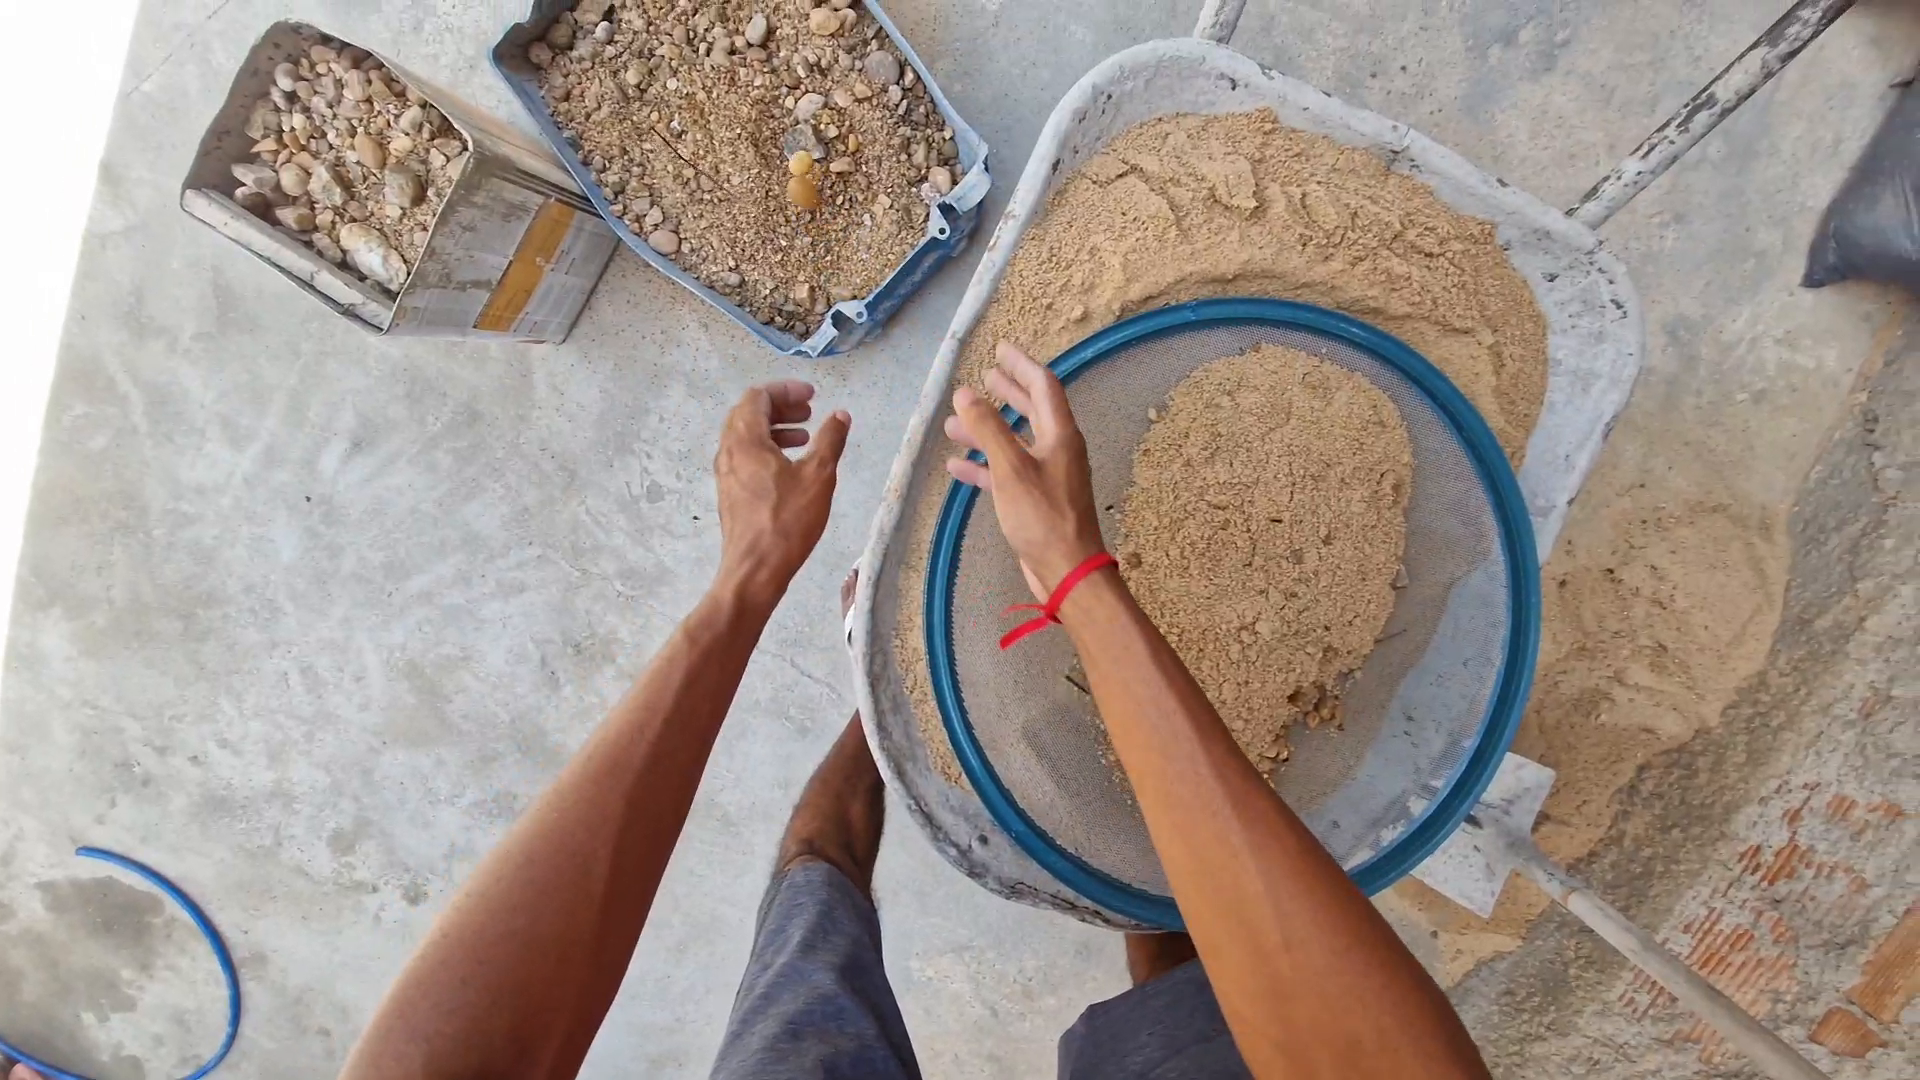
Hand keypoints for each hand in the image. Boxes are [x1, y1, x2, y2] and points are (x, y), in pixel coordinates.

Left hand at [714, 381, 850, 605]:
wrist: (755, 569)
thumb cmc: (787, 521)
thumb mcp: (818, 476)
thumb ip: (830, 440)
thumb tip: (840, 415)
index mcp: (745, 440)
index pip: (758, 397)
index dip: (786, 390)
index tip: (812, 395)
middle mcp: (728, 451)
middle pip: (749, 414)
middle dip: (780, 407)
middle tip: (809, 411)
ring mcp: (726, 474)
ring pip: (746, 437)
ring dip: (775, 429)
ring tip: (805, 437)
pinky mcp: (731, 493)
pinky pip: (746, 457)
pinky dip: (768, 450)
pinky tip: (791, 467)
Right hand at [944, 343, 1104, 599]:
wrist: (1066, 570)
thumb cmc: (1043, 516)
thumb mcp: (1012, 468)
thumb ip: (988, 428)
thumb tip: (965, 393)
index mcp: (1060, 434)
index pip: (1043, 386)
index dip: (1021, 365)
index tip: (1000, 349)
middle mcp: (1057, 449)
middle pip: (1031, 410)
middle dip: (1007, 392)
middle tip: (985, 375)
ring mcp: (1047, 476)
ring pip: (1014, 443)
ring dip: (986, 431)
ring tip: (954, 423)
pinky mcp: (1034, 500)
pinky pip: (1006, 473)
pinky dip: (984, 466)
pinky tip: (957, 466)